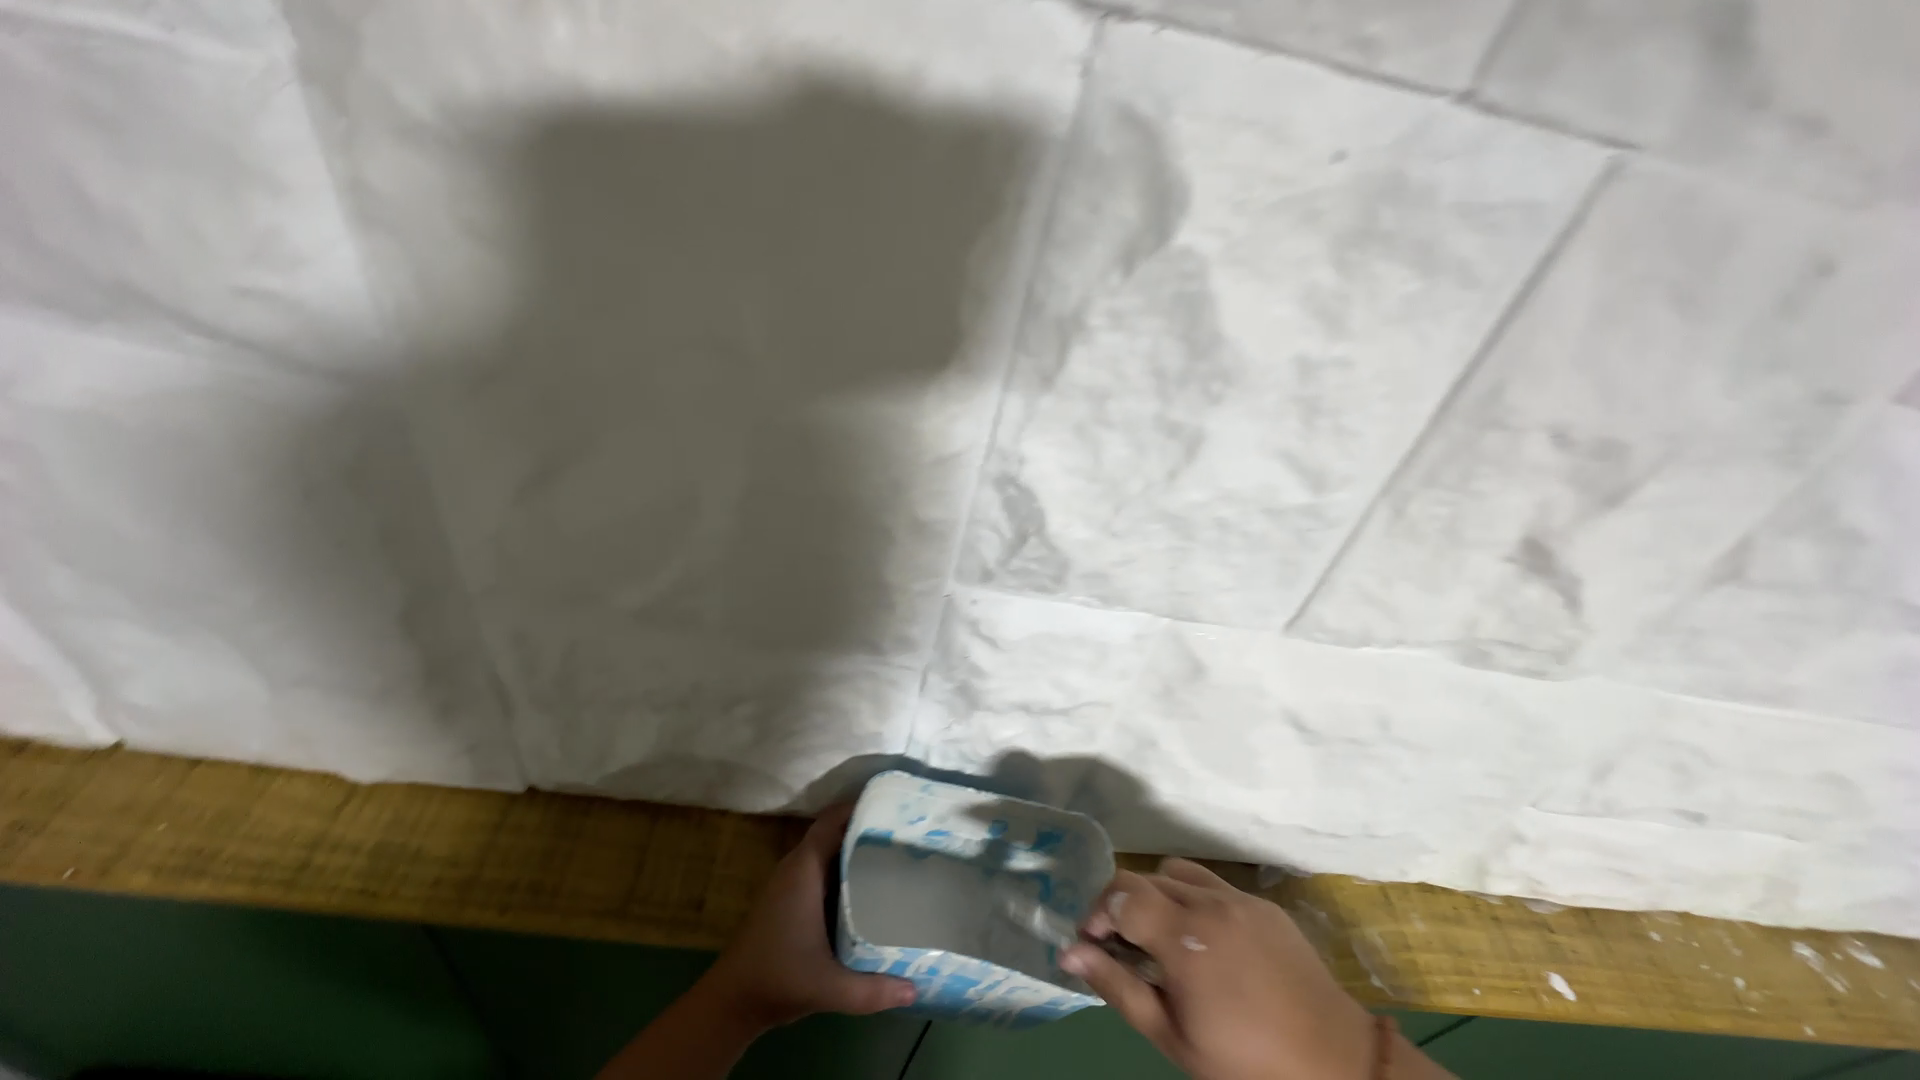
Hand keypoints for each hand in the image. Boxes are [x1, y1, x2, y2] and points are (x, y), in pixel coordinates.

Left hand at [698, 803, 916, 1029]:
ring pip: (828, 853)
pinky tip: (871, 889)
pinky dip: (845, 871)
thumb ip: (873, 991)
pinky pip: (822, 871)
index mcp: (803, 871)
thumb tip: (916, 991)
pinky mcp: (789, 901)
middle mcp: (796, 869)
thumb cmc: (777, 981)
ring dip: (857, 850)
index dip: (861, 806)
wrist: (731, 1003)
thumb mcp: (829, 988)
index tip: (895, 807)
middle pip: (834, 833)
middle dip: (868, 828)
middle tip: (908, 834)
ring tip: (897, 855)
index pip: (832, 820)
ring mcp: (790, 885)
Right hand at [1061, 858, 1375, 1079]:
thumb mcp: (1172, 1037)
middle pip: (1143, 879)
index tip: (1093, 945)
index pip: (1120, 895)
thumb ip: (1118, 987)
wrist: (1334, 1064)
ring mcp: (1240, 900)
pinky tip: (1204, 943)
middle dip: (1120, 905)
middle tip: (1120, 946)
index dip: (1096, 914)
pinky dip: (1193, 901)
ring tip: (1162, 940)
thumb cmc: (1245, 1063)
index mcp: (1185, 939)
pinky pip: (1212, 885)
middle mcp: (1210, 905)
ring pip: (1176, 874)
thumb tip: (1069, 952)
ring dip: (1156, 896)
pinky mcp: (1264, 904)